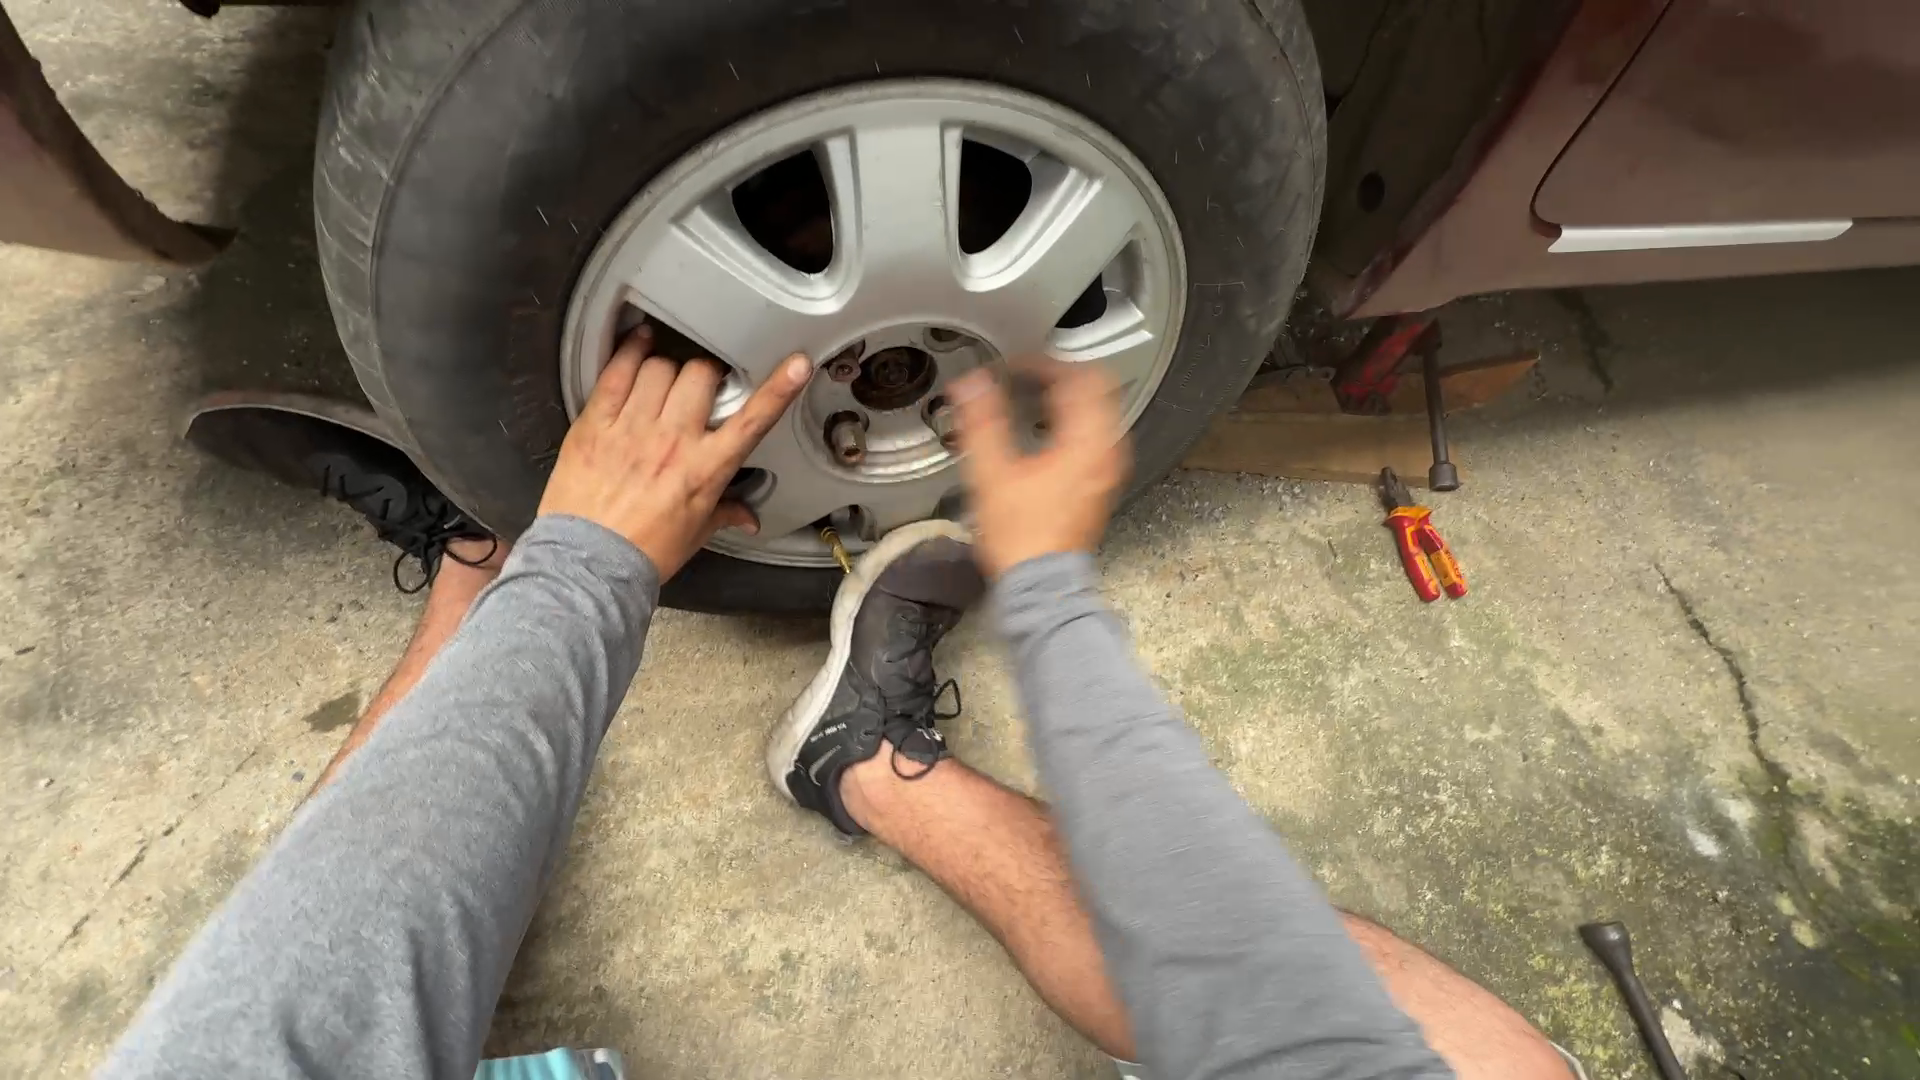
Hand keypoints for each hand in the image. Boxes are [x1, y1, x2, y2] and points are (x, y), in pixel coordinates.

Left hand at [538, 328, 812, 577]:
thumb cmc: (644, 550)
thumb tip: (747, 517)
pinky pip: (616, 373)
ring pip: (660, 367)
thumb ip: (726, 514)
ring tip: (668, 372)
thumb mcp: (697, 532)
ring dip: (669, 365)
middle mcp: (672, 441)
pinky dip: (629, 352)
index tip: (795, 366)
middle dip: (708, 373)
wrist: (590, 564)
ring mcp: (632, 428)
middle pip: (701, 376)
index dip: (778, 389)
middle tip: (705, 382)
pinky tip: (638, 345)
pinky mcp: (595, 424)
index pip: (752, 421)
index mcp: (705, 469)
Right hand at [950, 360, 1128, 577]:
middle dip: (1060, 375)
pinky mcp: (1099, 485)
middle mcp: (1106, 453)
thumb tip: (971, 385)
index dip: (1044, 363)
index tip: (1016, 367)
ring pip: (1098, 414)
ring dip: (1067, 401)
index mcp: (1086, 442)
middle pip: (1097, 389)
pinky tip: (1044, 436)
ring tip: (1033, 402)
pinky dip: (1071, 425)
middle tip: (1028, 376)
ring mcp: (1107, 470)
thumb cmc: (1022, 539)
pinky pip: (1095, 438)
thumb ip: (981, 422)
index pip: (1080, 377)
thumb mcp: (991, 473)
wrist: (1039, 584)